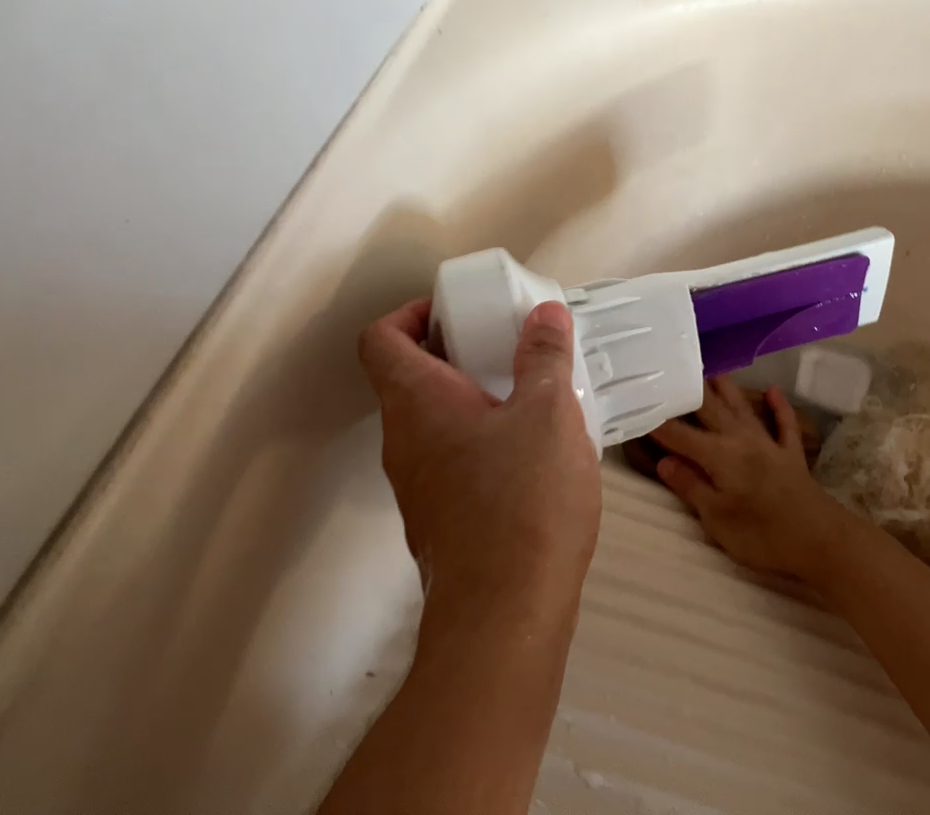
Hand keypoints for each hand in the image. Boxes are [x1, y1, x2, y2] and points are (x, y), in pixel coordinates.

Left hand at [358, 298, 601, 614]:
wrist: (507, 617)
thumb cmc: (524, 502)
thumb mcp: (549, 415)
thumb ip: (545, 358)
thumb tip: (543, 314)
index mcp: (416, 403)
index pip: (380, 339)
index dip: (410, 313)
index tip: (458, 311)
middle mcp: (404, 442)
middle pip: (409, 379)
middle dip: (456, 353)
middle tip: (508, 347)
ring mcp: (418, 488)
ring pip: (434, 424)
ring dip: (473, 400)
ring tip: (529, 398)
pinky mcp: (441, 523)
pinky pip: (453, 462)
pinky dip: (482, 442)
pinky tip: (532, 455)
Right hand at [648, 377, 857, 581]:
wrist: (821, 541)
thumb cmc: (763, 535)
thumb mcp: (717, 519)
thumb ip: (691, 486)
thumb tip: (664, 461)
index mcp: (720, 456)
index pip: (680, 435)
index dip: (658, 422)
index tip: (638, 405)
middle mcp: (741, 441)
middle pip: (710, 411)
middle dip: (689, 393)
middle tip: (671, 372)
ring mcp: (768, 445)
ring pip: (742, 409)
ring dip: (727, 389)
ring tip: (711, 369)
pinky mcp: (790, 455)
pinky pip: (783, 424)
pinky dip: (778, 406)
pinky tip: (773, 390)